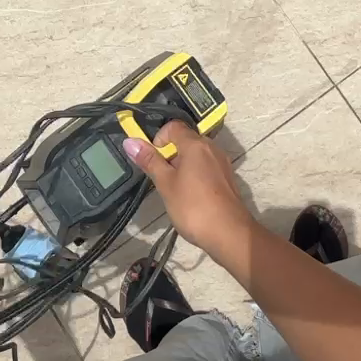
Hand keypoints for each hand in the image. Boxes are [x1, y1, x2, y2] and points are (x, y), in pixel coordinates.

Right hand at [123, 122, 256, 263]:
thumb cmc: (193, 207)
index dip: (159, 138)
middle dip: (170, 155)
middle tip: (162, 178)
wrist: (229, 233)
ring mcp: (221, 162)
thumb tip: (130, 141)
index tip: (153, 160)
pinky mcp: (227, 177)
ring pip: (196, 155)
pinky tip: (191, 197)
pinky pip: (206, 167)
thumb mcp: (166, 184)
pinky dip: (195, 175)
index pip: (173, 126)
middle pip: (185, 140)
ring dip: (182, 166)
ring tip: (175, 190)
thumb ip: (150, 161)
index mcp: (196, 144)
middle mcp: (211, 147)